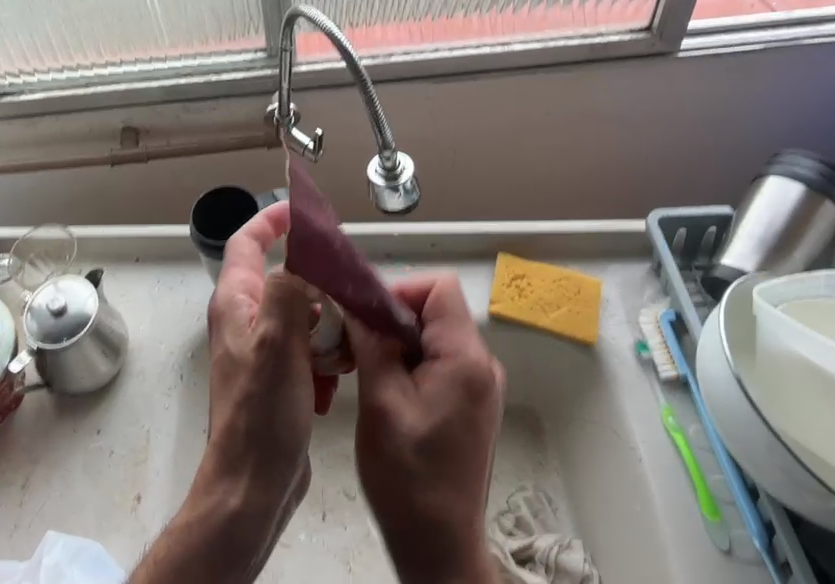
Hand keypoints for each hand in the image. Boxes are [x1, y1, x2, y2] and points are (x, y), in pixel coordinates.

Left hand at [133, 203, 329, 583]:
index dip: (272, 220)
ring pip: (302, 316)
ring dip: (327, 325)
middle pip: (283, 278)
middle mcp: (245, 321)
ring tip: (345, 344)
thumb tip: (300, 257)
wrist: (254, 486)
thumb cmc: (262, 414)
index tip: (303, 212)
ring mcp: (261, 352)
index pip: (247, 243)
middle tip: (349, 288)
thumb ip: (287, 290)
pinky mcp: (278, 379)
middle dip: (318, 282)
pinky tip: (335, 380)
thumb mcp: (277, 343)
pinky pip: (308, 350)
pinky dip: (325, 357)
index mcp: (237, 304)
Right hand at [347, 273, 505, 583]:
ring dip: (394, 343)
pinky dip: (406, 364)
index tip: (364, 316)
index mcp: (465, 360)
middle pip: (434, 311)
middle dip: (389, 318)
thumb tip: (353, 299)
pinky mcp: (468, 405)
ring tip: (361, 368)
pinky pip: (437, 363)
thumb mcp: (379, 402)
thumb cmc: (407, 478)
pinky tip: (380, 388)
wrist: (438, 546)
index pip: (438, 288)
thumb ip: (370, 343)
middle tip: (353, 344)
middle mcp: (481, 366)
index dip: (399, 291)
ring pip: (432, 337)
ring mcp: (477, 387)